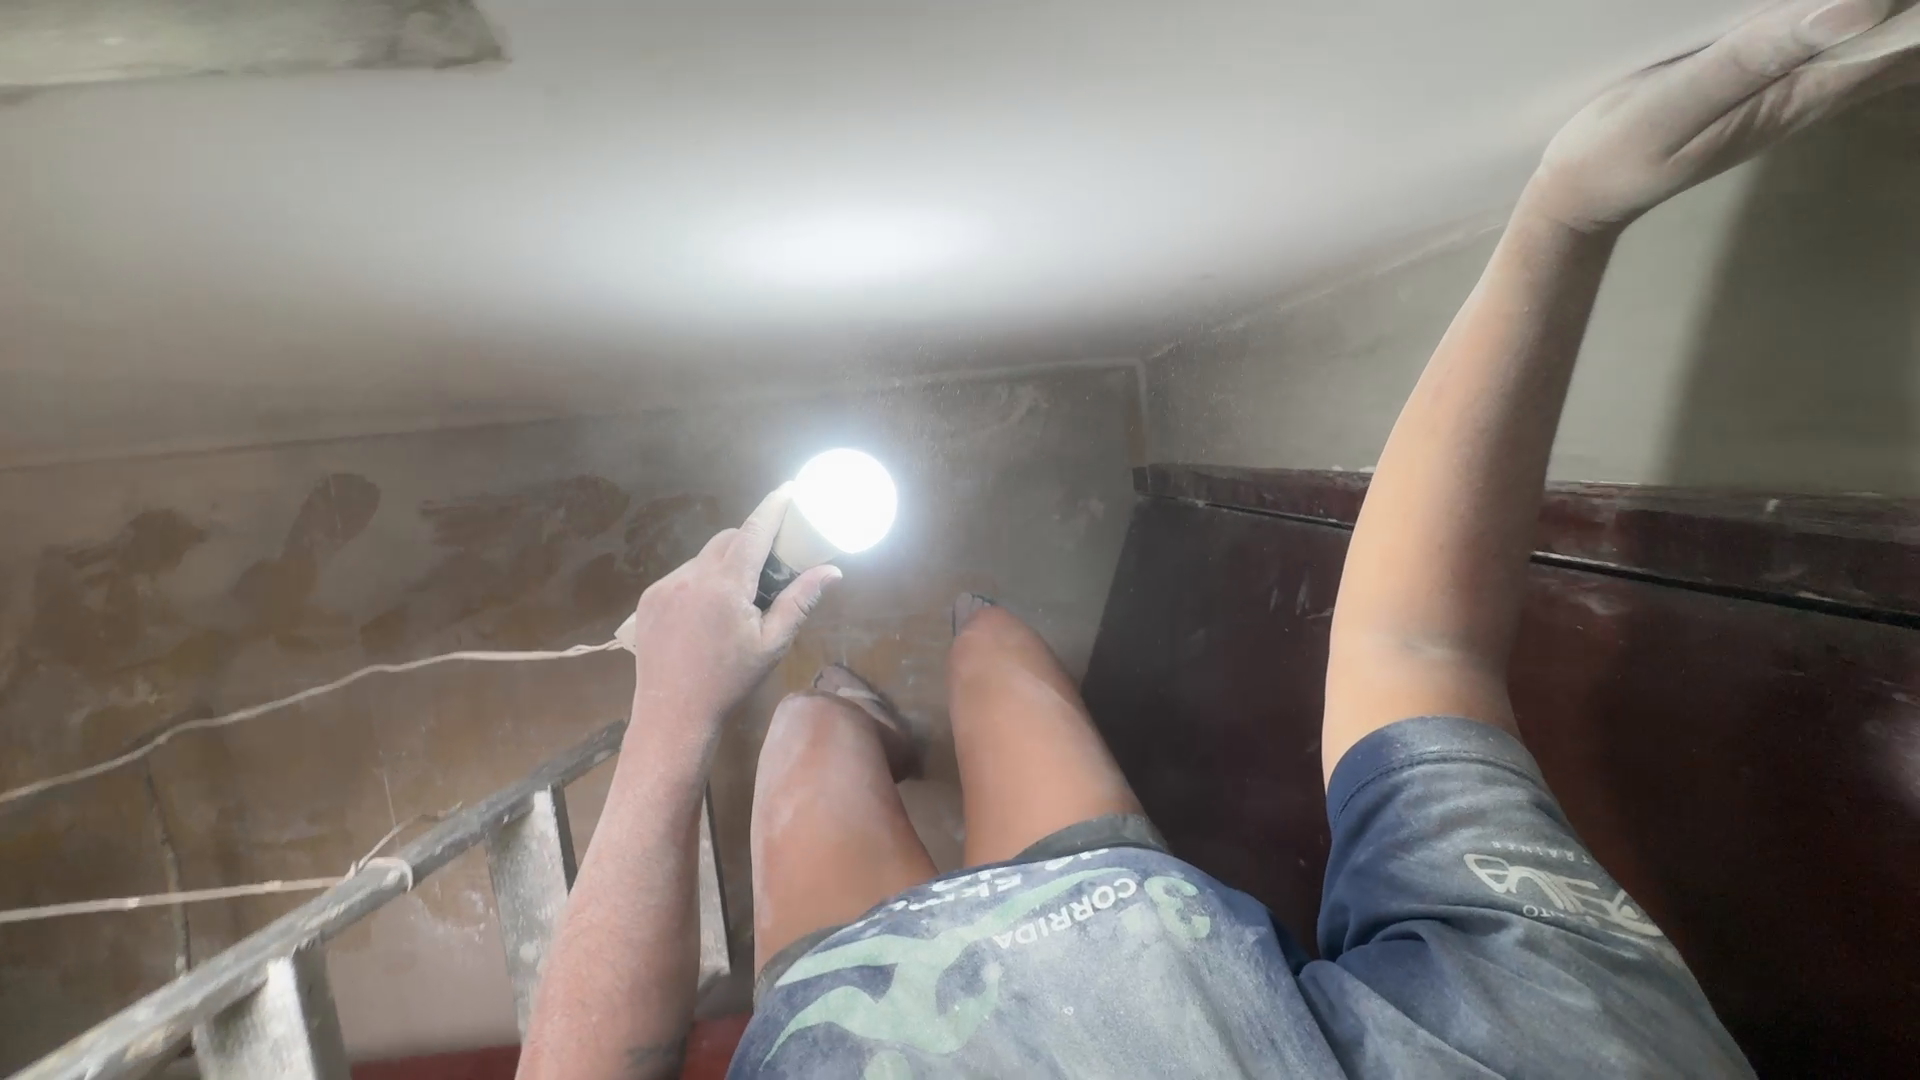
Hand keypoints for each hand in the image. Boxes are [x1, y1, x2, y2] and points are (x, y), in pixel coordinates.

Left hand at [624, 485, 839, 739]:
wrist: (673, 714)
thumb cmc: (730, 681)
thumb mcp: (772, 644)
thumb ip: (799, 601)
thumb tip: (832, 571)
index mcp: (726, 587)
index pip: (754, 532)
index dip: (773, 507)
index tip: (789, 489)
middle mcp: (692, 577)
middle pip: (728, 539)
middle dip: (752, 540)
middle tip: (771, 562)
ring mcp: (666, 587)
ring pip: (705, 558)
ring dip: (726, 563)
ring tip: (739, 597)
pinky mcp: (650, 600)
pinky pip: (684, 575)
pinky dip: (703, 580)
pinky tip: (709, 611)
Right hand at [1527, 0, 1918, 232]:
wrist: (1573, 200)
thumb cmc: (1608, 157)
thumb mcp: (1668, 108)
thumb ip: (1750, 59)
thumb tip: (1859, 4)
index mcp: (1804, 93)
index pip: (1907, 34)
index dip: (1905, 9)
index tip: (1872, 4)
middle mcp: (1818, 91)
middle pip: (1906, 35)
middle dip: (1900, 11)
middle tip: (1853, 9)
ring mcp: (1798, 91)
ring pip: (1886, 36)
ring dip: (1885, 15)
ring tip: (1827, 13)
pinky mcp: (1771, 86)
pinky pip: (1848, 44)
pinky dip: (1859, 24)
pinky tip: (1825, 20)